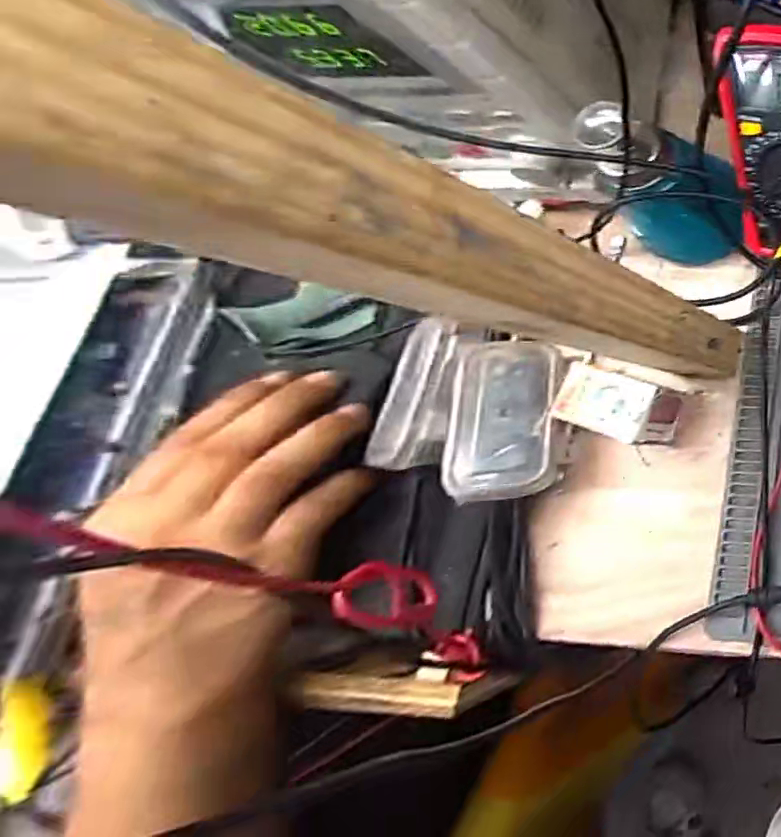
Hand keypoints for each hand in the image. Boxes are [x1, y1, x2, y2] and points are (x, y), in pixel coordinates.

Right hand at [78, 370, 374, 723]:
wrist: (168, 695)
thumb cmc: (158, 618)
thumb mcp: (136, 553)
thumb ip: (176, 498)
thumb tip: (243, 436)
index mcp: (120, 517)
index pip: (185, 441)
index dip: (240, 402)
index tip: (280, 376)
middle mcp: (162, 525)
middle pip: (233, 447)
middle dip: (287, 405)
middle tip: (331, 379)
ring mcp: (217, 548)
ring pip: (276, 471)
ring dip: (322, 434)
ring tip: (358, 411)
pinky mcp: (268, 570)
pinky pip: (317, 511)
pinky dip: (345, 485)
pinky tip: (369, 471)